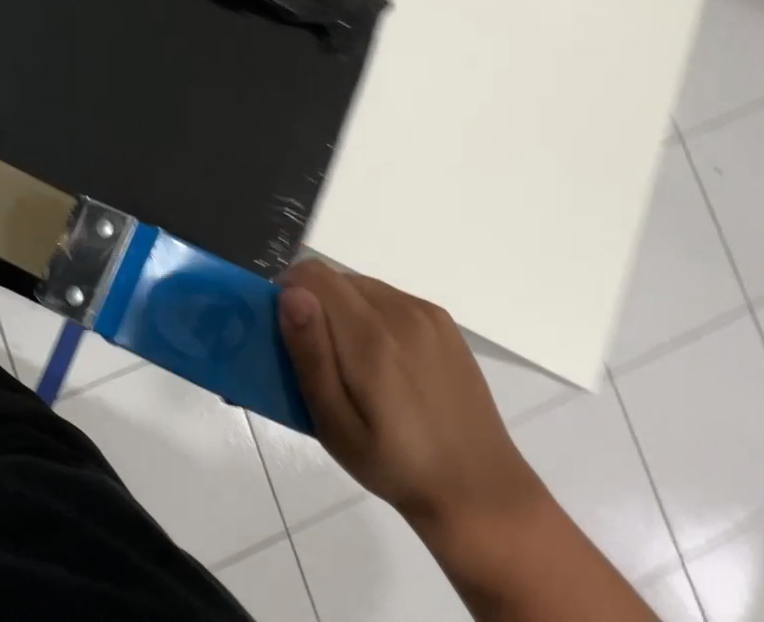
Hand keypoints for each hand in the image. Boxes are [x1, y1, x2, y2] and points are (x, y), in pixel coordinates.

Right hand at [277, 258, 546, 537]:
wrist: (477, 489)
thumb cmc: (393, 462)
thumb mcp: (333, 422)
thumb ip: (310, 354)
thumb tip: (291, 294)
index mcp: (370, 336)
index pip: (312, 273)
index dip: (287, 293)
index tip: (286, 333)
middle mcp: (401, 312)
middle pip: (336, 279)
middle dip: (314, 306)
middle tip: (316, 357)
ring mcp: (428, 316)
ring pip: (363, 287)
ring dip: (344, 310)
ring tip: (352, 363)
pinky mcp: (445, 325)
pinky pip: (391, 299)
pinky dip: (373, 316)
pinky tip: (385, 363)